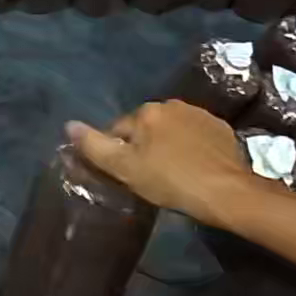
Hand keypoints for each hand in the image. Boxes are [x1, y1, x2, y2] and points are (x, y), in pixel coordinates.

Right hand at [65, 100, 264, 223]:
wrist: (227, 191)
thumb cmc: (171, 181)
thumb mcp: (126, 169)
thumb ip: (95, 146)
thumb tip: (69, 125)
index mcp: (146, 111)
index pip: (119, 130)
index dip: (118, 154)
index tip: (126, 176)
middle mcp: (172, 104)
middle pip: (146, 127)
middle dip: (144, 147)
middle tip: (149, 178)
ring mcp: (199, 113)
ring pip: (172, 130)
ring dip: (168, 145)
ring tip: (174, 174)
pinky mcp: (221, 127)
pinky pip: (196, 135)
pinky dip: (192, 147)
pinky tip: (195, 168)